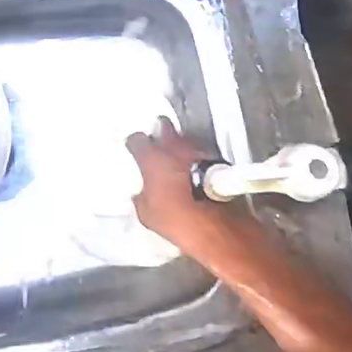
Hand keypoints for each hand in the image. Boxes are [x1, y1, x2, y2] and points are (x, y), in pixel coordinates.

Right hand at [125, 118, 245, 252]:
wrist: (217, 224)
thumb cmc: (177, 218)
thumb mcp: (147, 214)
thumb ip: (141, 197)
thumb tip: (141, 195)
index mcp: (152, 157)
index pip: (137, 139)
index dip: (134, 143)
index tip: (134, 147)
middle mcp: (174, 147)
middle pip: (163, 126)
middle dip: (159, 130)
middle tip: (157, 141)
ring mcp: (196, 150)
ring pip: (184, 137)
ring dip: (179, 144)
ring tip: (176, 156)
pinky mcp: (215, 158)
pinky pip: (200, 151)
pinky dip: (195, 156)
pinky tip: (194, 168)